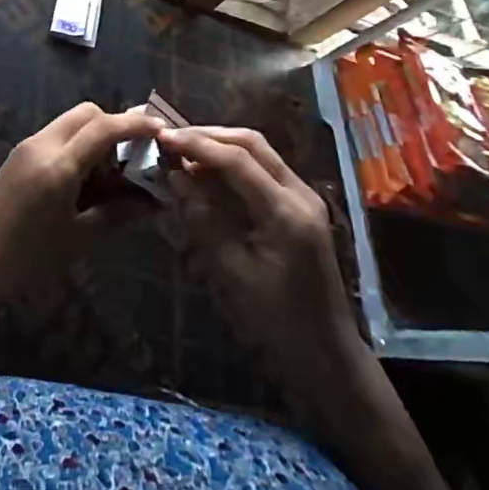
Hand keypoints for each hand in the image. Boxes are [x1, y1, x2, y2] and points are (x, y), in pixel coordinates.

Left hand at [0, 103, 160, 304]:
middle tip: (138, 154)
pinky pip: (56, 137)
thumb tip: (153, 202)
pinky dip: (78, 145)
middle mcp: (41, 144)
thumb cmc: (28, 258)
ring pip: (70, 123)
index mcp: (58, 164)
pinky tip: (89, 178)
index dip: (136, 124)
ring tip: (116, 172)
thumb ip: (117, 214)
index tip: (162, 130)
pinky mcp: (19, 155)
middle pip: (86, 113)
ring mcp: (26, 147)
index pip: (103, 127)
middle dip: (116, 125)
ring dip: (96, 135)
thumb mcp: (79, 238)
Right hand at [158, 126, 363, 378]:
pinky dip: (232, 163)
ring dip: (220, 145)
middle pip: (252, 144)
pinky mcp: (300, 207)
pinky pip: (263, 169)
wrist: (325, 353)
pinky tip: (207, 173)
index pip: (237, 159)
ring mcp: (304, 198)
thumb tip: (175, 175)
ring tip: (183, 150)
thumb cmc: (276, 319)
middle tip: (171, 139)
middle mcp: (301, 194)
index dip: (197, 144)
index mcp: (287, 211)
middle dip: (208, 136)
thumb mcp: (231, 271)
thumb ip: (202, 218)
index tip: (162, 137)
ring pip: (259, 152)